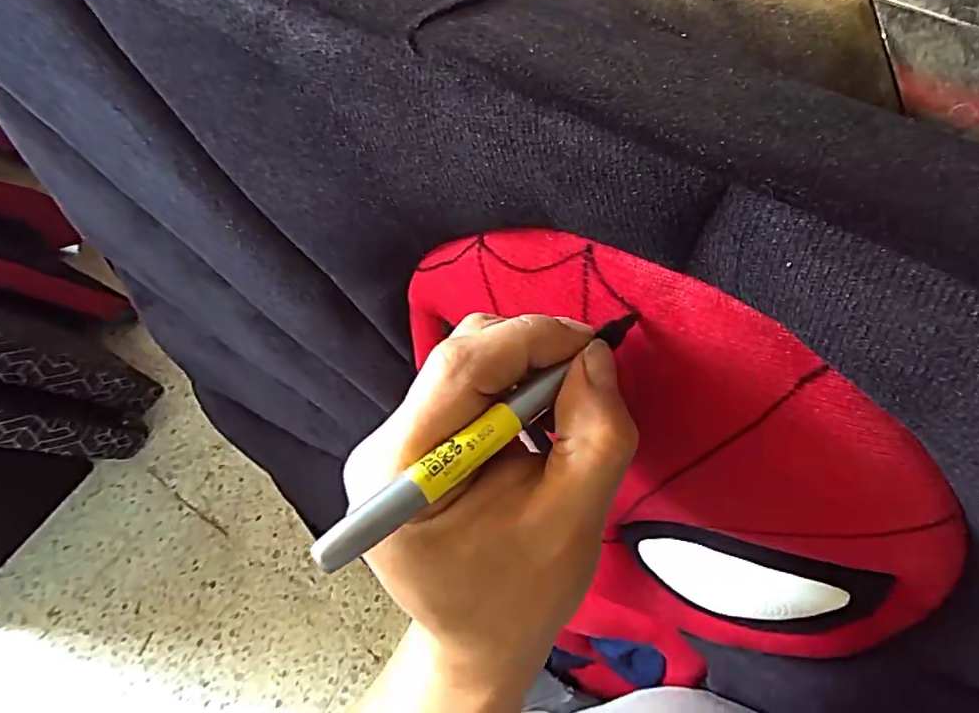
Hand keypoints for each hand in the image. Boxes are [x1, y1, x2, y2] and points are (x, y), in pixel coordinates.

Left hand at [350, 314, 637, 712]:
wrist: (476, 639)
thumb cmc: (516, 599)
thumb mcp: (573, 524)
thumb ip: (595, 433)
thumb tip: (594, 357)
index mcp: (404, 472)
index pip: (463, 367)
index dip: (533, 339)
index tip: (590, 343)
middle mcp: (384, 445)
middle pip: (461, 355)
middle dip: (532, 349)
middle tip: (583, 372)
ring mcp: (394, 438)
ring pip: (465, 359)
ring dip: (523, 365)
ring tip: (561, 403)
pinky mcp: (415, 434)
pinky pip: (465, 381)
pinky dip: (511, 382)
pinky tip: (536, 416)